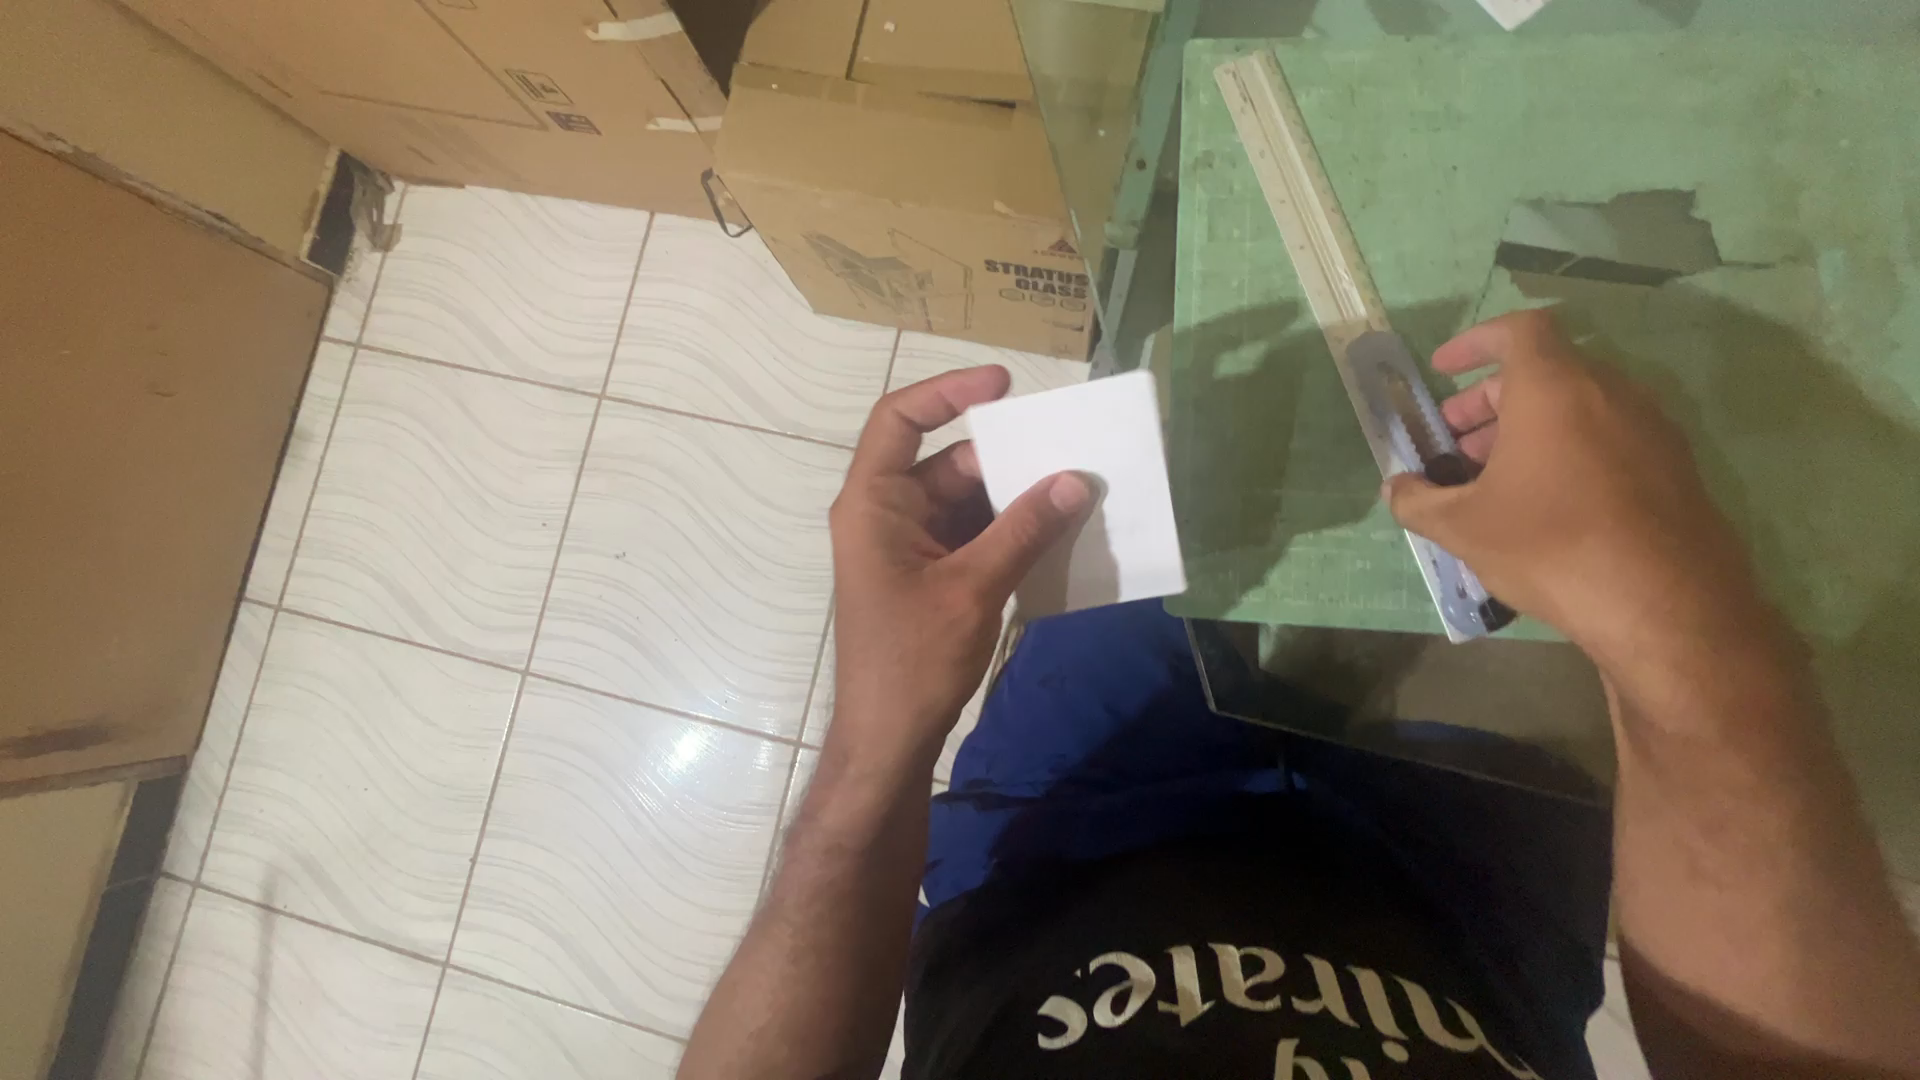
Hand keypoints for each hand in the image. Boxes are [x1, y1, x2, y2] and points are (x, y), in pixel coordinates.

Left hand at [828, 366, 1090, 764]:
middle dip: (1005, 459)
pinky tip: (1054, 534)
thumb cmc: (913, 660)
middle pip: (948, 461)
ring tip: (1074, 491)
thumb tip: (1075, 482)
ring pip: (966, 500)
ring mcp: (910, 545)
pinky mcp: (930, 572)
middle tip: (1067, 453)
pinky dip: (1009, 531)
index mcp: (874, 503)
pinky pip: (973, 534)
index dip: (947, 391)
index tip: (1003, 385)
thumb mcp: (973, 589)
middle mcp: (887, 513)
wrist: (890, 736)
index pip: (900, 420)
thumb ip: (1024, 531)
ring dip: (1014, 499)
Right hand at [1384, 310, 1771, 662]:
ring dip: (1523, 427)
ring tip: (1486, 476)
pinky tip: (1536, 501)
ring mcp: (1649, 430)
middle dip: (1487, 399)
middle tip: (1452, 441)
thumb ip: (1416, 500)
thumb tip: (1398, 487)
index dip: (1475, 341)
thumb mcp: (1459, 526)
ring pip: (1576, 404)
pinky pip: (1605, 435)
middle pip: (1544, 370)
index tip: (1442, 369)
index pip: (1519, 331)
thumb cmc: (1548, 546)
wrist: (1665, 605)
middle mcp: (1610, 394)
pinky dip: (1562, 448)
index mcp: (1554, 391)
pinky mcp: (1672, 467)